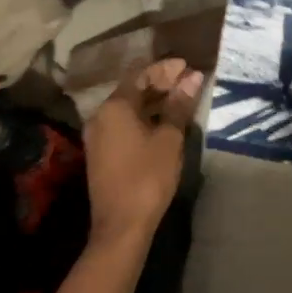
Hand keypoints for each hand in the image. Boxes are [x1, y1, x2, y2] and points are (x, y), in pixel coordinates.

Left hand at [83, 57, 202, 246]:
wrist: (121, 227)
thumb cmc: (147, 177)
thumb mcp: (169, 139)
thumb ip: (179, 105)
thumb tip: (193, 77)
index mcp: (114, 107)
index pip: (141, 74)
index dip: (165, 68)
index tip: (188, 65)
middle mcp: (100, 116)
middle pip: (132, 89)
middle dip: (160, 83)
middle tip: (188, 80)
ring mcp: (98, 136)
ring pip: (128, 108)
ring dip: (153, 101)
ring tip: (181, 99)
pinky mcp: (101, 153)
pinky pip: (123, 124)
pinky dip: (143, 117)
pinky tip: (163, 122)